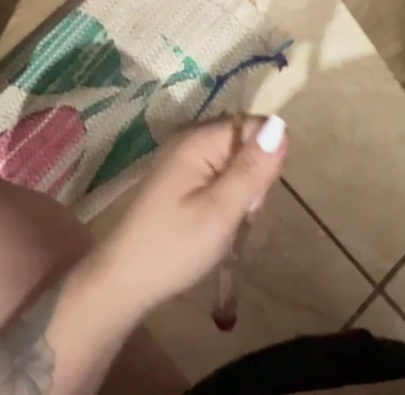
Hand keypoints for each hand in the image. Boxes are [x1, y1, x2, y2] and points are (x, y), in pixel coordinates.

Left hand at [82, 115, 288, 314]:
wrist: (125, 280)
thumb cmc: (175, 246)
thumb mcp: (221, 211)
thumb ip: (252, 169)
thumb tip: (280, 125)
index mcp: (198, 141)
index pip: (252, 126)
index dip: (265, 158)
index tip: (255, 197)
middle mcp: (189, 142)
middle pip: (244, 145)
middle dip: (253, 180)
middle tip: (237, 217)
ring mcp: (183, 163)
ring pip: (233, 166)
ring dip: (240, 195)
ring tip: (226, 226)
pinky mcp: (180, 182)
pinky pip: (218, 179)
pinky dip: (225, 202)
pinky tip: (215, 226)